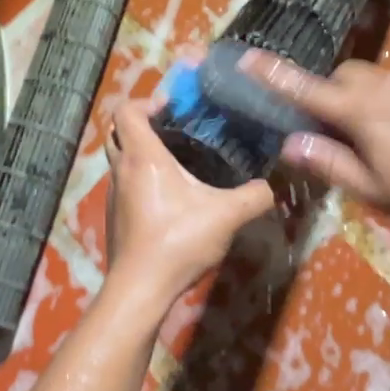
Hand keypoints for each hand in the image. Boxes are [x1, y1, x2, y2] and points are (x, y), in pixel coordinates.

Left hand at [105, 100, 275, 300]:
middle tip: (174, 127)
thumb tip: (274, 184)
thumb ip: (255, 197)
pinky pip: (124, 183)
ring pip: (119, 158)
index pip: (126, 111)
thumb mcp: (226, 217)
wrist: (139, 289)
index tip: (173, 107)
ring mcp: (115, 194)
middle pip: (118, 130)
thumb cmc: (177, 242)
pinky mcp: (115, 216)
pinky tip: (168, 194)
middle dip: (142, 122)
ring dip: (140, 151)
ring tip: (175, 158)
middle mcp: (122, 169)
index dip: (146, 101)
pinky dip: (140, 177)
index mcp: (143, 157)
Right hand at [239, 52, 389, 224]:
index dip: (272, 75)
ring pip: (373, 79)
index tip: (246, 58)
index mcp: (360, 112)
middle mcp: (382, 86)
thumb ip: (330, 164)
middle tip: (336, 131)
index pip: (305, 89)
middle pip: (341, 76)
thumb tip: (291, 142)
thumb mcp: (375, 191)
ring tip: (384, 139)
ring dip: (363, 99)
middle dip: (330, 94)